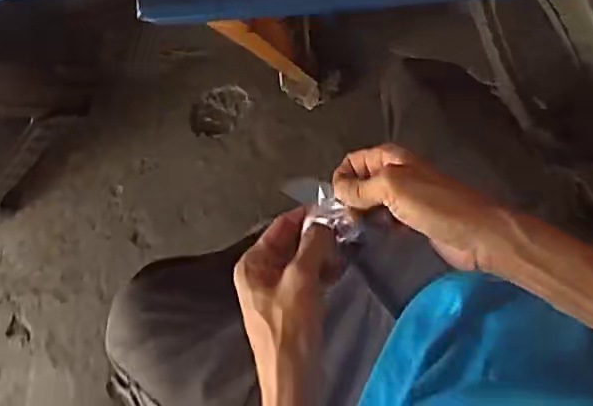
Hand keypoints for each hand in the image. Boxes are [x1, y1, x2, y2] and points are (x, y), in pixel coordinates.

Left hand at [234, 206, 336, 405]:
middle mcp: (260, 274)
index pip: (279, 226)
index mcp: (252, 264)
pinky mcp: (290, 307)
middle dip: (315, 237)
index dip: (304, 215)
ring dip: (321, 254)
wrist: (293, 383)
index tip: (327, 209)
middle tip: (339, 230)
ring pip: (301, 260)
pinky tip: (336, 270)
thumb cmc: (288, 336)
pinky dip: (321, 272)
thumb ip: (312, 245)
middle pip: (291, 242)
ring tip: (340, 249)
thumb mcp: (301, 280)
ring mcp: (275, 291)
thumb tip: (322, 223)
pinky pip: (306, 278)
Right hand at [333, 144, 509, 271]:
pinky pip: (385, 219)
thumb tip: (336, 190)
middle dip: (349, 198)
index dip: (341, 178)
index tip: (337, 202)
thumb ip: (361, 188)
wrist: (477, 234)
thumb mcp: (392, 188)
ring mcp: (404, 197)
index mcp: (389, 157)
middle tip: (347, 222)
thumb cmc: (434, 205)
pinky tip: (375, 238)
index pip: (353, 161)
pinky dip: (377, 226)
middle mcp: (394, 173)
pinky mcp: (411, 220)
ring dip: (362, 215)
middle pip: (360, 181)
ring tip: (358, 232)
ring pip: (371, 202)